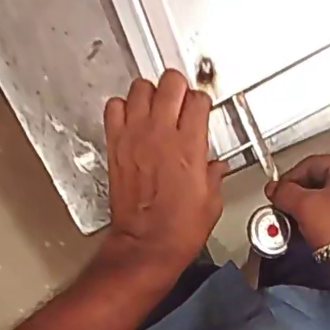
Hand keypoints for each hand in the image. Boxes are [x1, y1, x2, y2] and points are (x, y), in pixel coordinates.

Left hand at [103, 70, 229, 270]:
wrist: (146, 247)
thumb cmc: (176, 232)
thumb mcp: (211, 204)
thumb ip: (214, 176)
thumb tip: (216, 168)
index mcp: (190, 146)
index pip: (198, 100)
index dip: (202, 103)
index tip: (201, 111)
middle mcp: (161, 135)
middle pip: (170, 83)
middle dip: (178, 89)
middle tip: (180, 102)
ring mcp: (135, 138)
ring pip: (140, 88)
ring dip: (151, 94)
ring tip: (156, 107)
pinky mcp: (116, 147)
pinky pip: (114, 109)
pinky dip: (122, 108)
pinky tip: (132, 120)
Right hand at [265, 154, 329, 250]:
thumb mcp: (304, 206)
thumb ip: (284, 193)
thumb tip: (275, 189)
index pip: (311, 164)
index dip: (289, 178)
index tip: (277, 191)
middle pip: (318, 180)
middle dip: (296, 195)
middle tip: (284, 206)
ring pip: (323, 197)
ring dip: (305, 208)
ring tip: (294, 219)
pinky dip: (316, 218)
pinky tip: (307, 228)